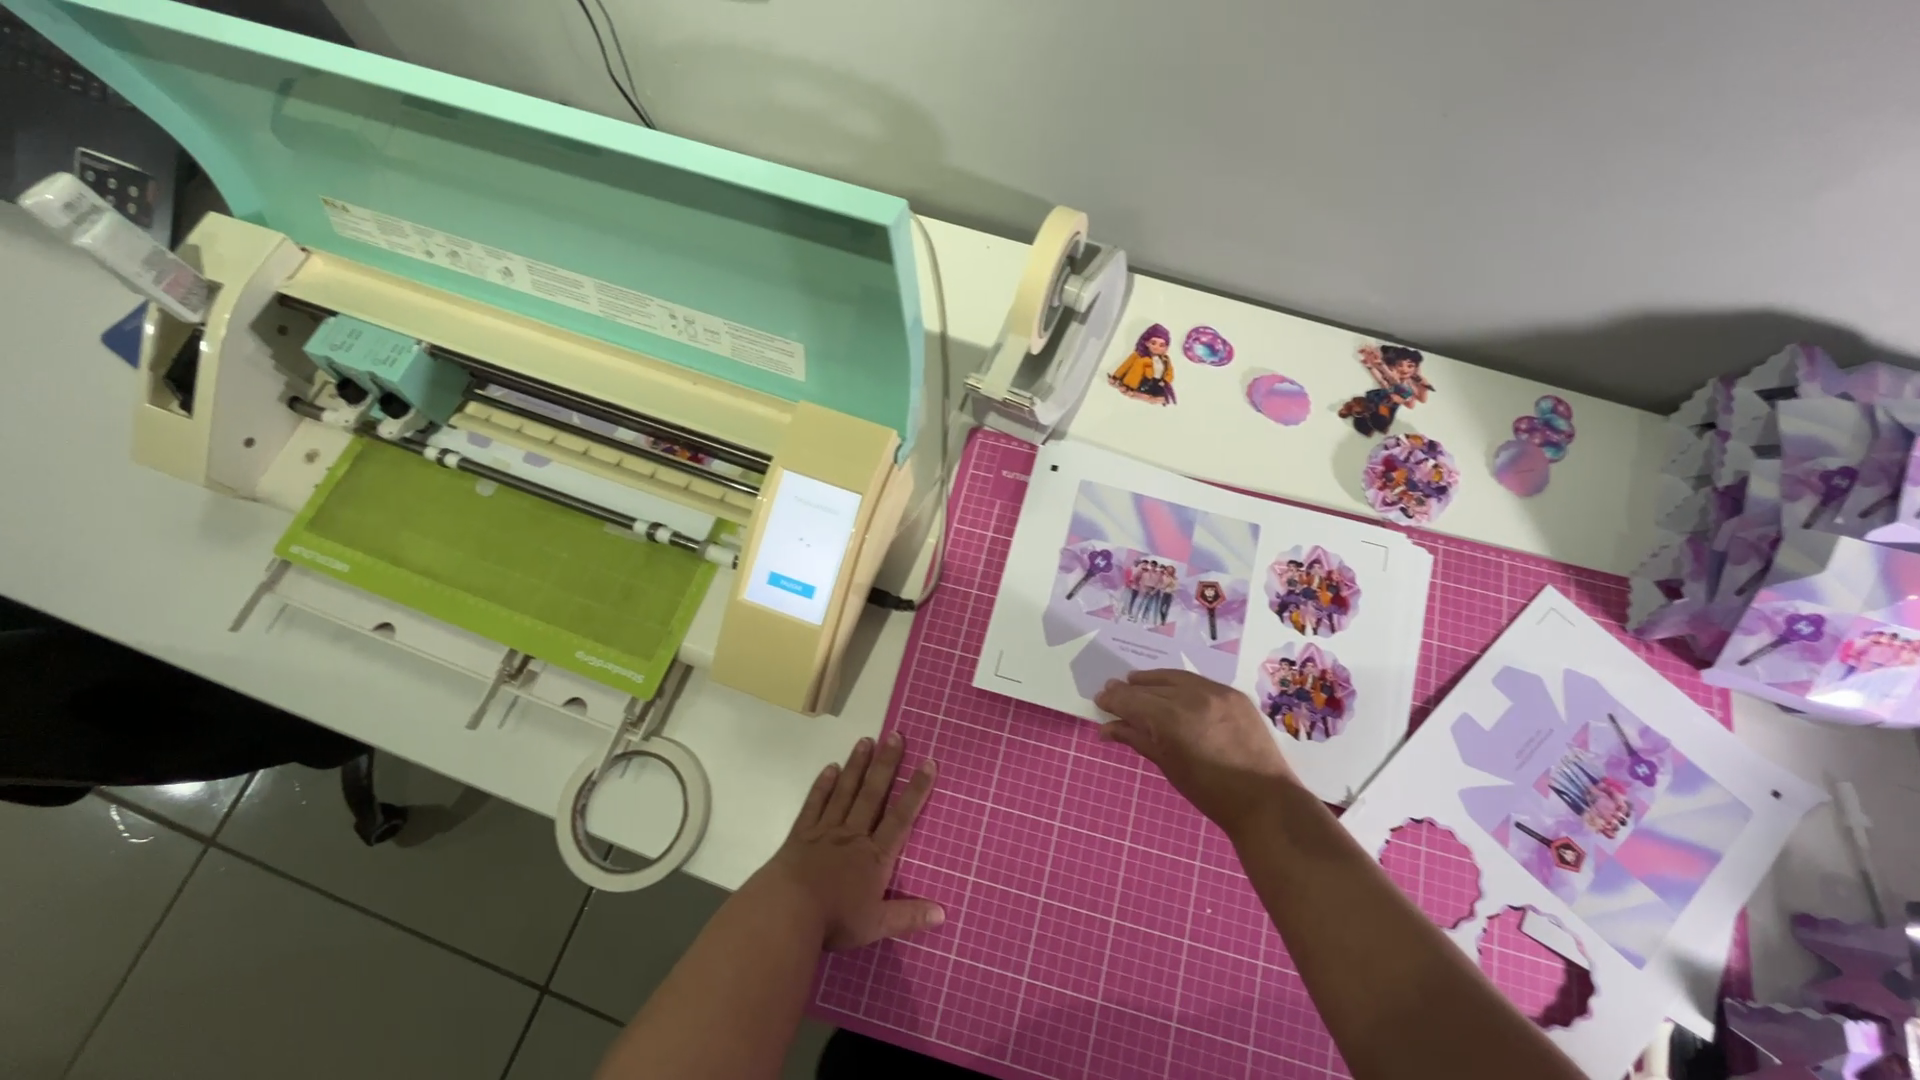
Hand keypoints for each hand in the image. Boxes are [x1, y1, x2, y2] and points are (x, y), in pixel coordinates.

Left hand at [749, 732, 942, 950]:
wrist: (787, 912)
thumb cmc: (834, 920)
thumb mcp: (876, 924)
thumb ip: (909, 916)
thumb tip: (942, 914)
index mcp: (875, 856)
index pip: (901, 817)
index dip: (916, 790)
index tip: (928, 764)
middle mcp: (853, 835)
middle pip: (873, 794)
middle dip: (886, 764)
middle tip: (895, 736)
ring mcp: (826, 830)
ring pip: (845, 791)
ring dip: (857, 765)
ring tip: (866, 741)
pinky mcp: (801, 834)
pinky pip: (815, 804)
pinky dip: (823, 785)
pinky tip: (830, 768)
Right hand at [1095, 669, 1297, 837]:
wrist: (1264, 800)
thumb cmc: (1210, 792)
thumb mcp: (1168, 766)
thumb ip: (1137, 739)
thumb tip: (1107, 728)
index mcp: (1171, 719)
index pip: (1132, 701)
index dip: (1113, 700)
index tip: (1100, 700)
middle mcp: (1191, 697)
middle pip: (1149, 688)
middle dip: (1128, 691)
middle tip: (1111, 691)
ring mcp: (1216, 692)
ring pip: (1173, 678)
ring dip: (1151, 680)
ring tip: (1135, 682)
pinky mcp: (1233, 694)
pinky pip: (1198, 681)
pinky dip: (1178, 682)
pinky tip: (1169, 686)